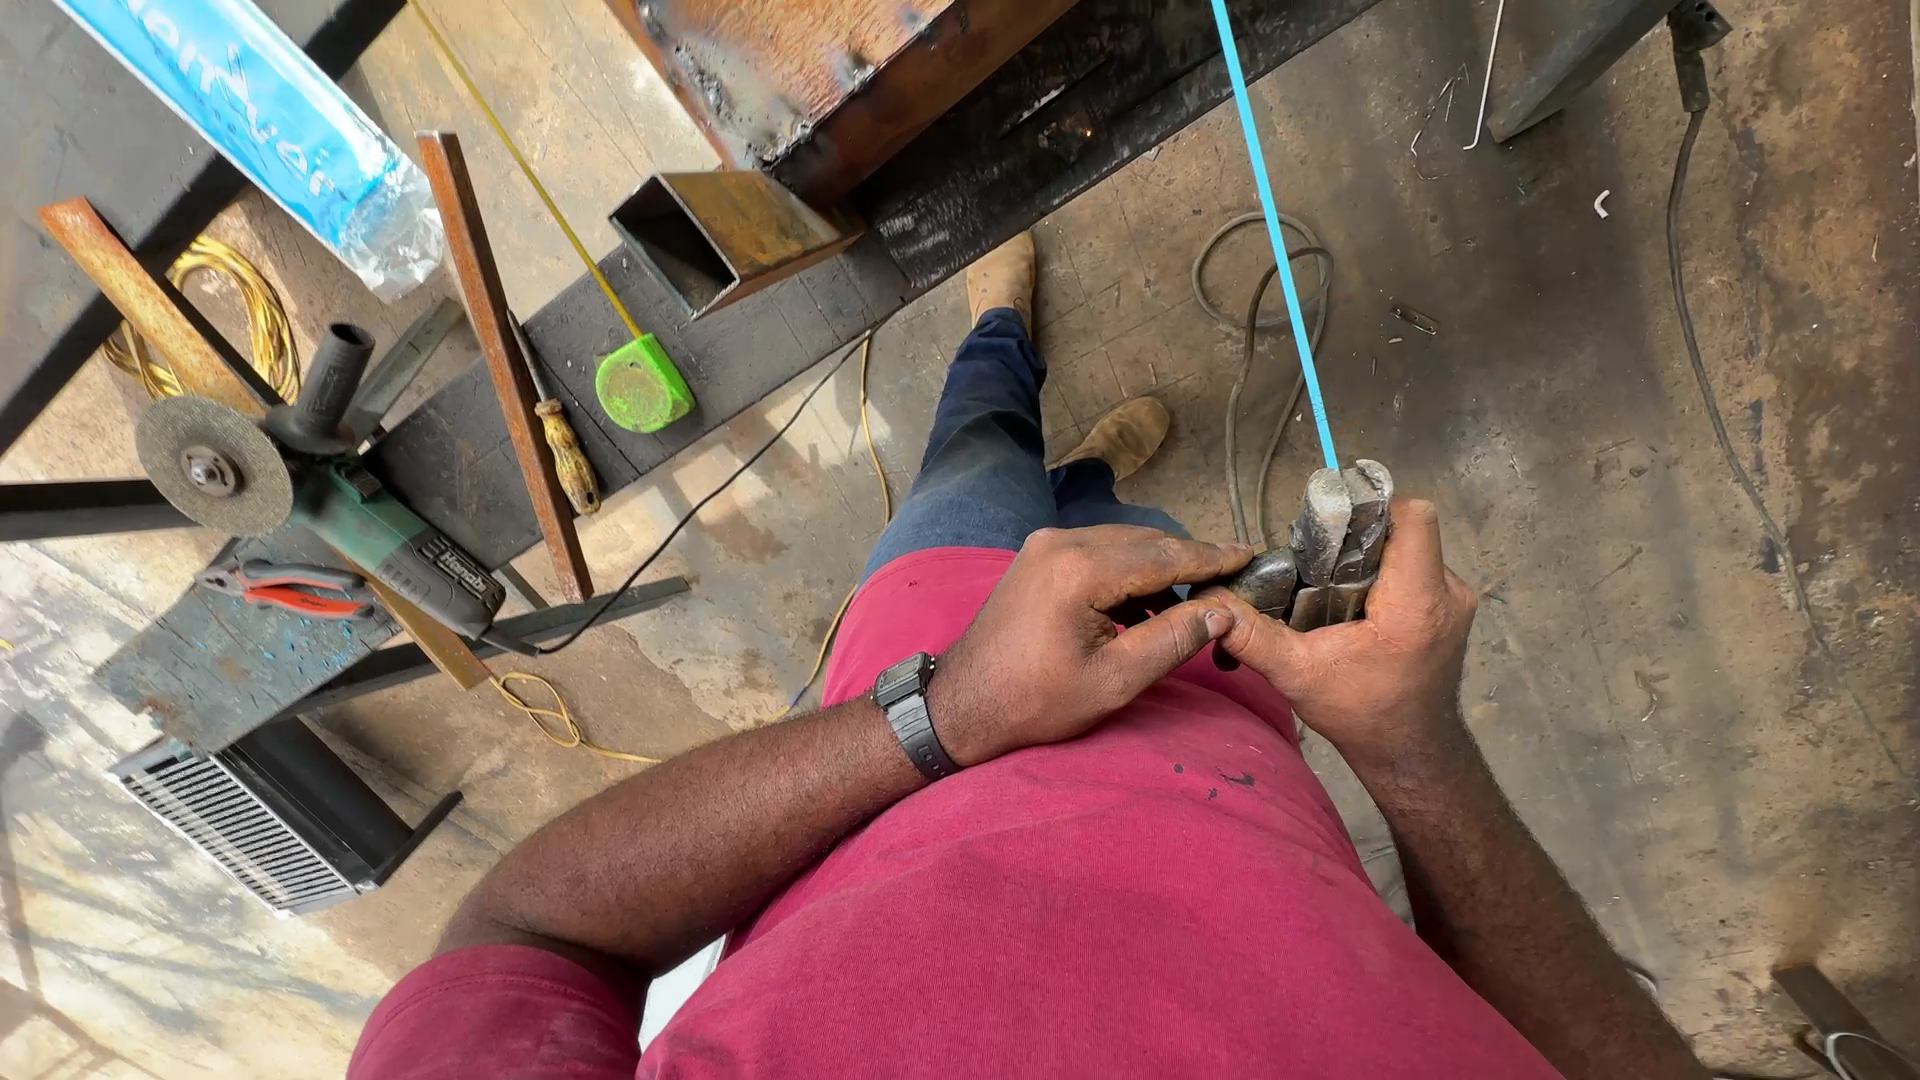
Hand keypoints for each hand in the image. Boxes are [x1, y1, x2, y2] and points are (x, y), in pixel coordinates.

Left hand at [928, 526, 1253, 764]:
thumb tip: (1224, 610)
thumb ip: (1172, 639)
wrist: (965, 703)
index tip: (1252, 554)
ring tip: (1197, 595)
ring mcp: (1044, 545)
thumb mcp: (1114, 679)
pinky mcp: (1037, 556)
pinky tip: (1146, 601)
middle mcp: (1061, 542)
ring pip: (1121, 543)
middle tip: (1233, 576)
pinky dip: (1127, 570)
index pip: (1164, 555)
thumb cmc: (1037, 701)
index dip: (1213, 557)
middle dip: (1189, 559)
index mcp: (1080, 570)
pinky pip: (1097, 552)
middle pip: (1144, 541)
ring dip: (1158, 565)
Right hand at [1206, 498, 1477, 769]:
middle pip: (1403, 531)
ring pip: (1406, 548)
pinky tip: (1349, 602)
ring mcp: (1451, 599)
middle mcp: (1446, 592)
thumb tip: (1208, 603)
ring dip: (1366, 557)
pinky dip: (1380, 574)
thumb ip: (1252, 636)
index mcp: (1417, 602)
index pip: (1414, 518)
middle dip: (1356, 538)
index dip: (1371, 509)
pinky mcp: (1447, 607)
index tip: (1329, 529)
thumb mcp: (1297, 674)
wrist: (1410, 752)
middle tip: (1315, 565)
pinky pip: (1412, 567)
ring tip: (1329, 586)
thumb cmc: (1361, 714)